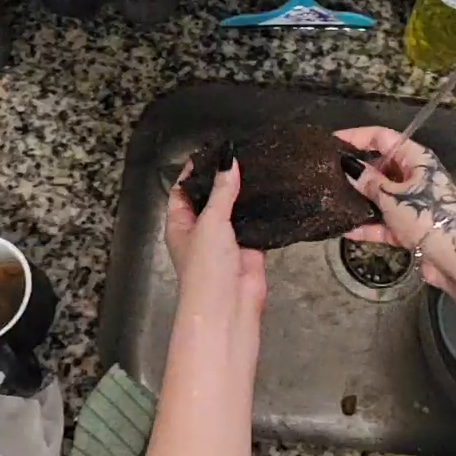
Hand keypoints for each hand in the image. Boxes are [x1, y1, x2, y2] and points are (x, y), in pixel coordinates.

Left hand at [164, 150, 266, 325]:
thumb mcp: (211, 222)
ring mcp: (227, 239)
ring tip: (262, 162)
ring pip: (236, 209)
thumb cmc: (206, 266)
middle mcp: (202, 229)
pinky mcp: (250, 248)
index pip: (185, 189)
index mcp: (180, 222)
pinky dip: (264, 209)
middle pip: (212, 197)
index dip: (197, 169)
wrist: (229, 308)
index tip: (214, 147)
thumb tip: (228, 158)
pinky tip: (275, 189)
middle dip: (225, 178)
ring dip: (246, 192)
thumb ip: (222, 190)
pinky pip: (257, 223)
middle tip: (244, 150)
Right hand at [334, 126, 455, 292]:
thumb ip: (368, 182)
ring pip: (380, 196)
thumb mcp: (393, 196)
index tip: (332, 141)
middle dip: (355, 171)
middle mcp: (414, 176)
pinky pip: (383, 221)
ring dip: (359, 200)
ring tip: (331, 200)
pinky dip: (367, 225)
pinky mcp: (410, 227)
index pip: (382, 137)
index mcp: (415, 159)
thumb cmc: (427, 216)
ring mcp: (412, 203)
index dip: (356, 136)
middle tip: (326, 173)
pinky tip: (344, 229)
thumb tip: (348, 167)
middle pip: (380, 167)